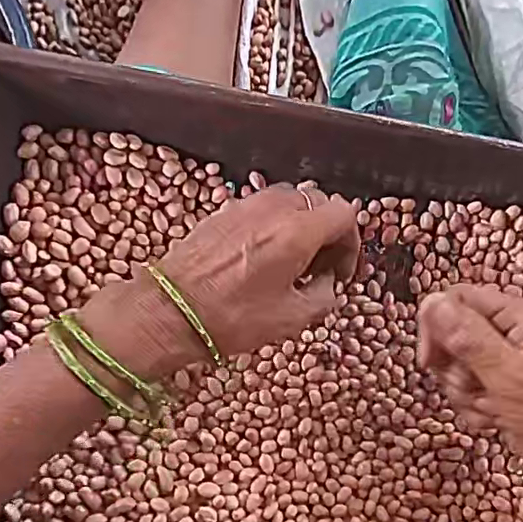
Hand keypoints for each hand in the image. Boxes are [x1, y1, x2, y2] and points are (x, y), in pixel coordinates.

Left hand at [155, 184, 358, 355]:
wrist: (170, 310)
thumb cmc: (231, 318)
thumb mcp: (291, 318)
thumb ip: (325, 296)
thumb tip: (329, 284)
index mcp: (297, 230)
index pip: (345, 214)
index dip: (352, 244)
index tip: (341, 271)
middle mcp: (273, 208)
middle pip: (318, 204)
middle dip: (327, 235)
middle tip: (319, 270)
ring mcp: (244, 205)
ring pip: (288, 203)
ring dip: (299, 228)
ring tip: (290, 265)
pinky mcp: (221, 213)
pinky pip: (259, 210)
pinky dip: (271, 228)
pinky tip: (260, 261)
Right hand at [416, 284, 522, 464]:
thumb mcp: (508, 372)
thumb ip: (469, 338)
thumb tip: (434, 303)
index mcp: (517, 315)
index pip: (457, 299)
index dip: (436, 326)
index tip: (430, 359)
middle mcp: (507, 331)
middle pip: (450, 335)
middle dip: (452, 368)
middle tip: (470, 387)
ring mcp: (499, 358)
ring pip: (453, 365)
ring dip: (462, 392)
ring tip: (489, 405)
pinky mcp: (494, 383)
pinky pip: (462, 388)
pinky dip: (471, 406)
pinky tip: (493, 417)